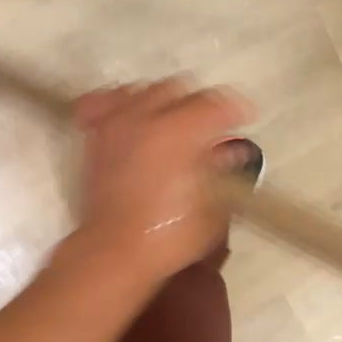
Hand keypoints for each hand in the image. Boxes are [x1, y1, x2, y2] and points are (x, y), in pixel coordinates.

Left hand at [68, 79, 253, 282]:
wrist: (115, 251)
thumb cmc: (169, 237)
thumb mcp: (212, 212)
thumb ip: (224, 176)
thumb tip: (231, 155)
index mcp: (181, 133)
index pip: (215, 103)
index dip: (235, 109)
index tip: (246, 118)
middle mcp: (147, 118)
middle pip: (179, 89)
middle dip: (198, 104)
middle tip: (210, 128)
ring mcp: (117, 123)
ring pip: (145, 90)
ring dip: (164, 102)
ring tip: (174, 124)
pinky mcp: (95, 136)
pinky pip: (107, 101)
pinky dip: (124, 104)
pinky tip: (133, 118)